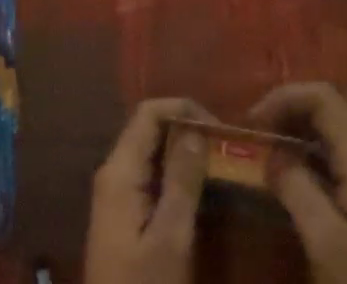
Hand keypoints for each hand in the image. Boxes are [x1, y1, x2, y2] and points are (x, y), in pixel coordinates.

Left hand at [85, 99, 214, 283]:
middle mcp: (115, 173)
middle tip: (231, 149)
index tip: (222, 130)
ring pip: (155, 155)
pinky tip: (208, 191)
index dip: (184, 110)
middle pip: (151, 130)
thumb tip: (195, 130)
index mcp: (119, 170)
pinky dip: (181, 176)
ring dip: (188, 154)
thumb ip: (182, 181)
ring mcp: (119, 194)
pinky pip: (155, 179)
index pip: (148, 113)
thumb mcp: (170, 237)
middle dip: (190, 131)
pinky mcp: (128, 215)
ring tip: (227, 166)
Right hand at [251, 83, 346, 283]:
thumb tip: (271, 152)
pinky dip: (301, 161)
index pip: (323, 98)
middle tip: (248, 140)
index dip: (283, 98)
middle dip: (284, 114)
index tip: (250, 124)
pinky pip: (329, 164)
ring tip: (258, 157)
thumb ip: (298, 190)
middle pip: (325, 112)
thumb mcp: (329, 243)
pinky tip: (282, 184)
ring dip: (290, 137)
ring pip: (326, 138)